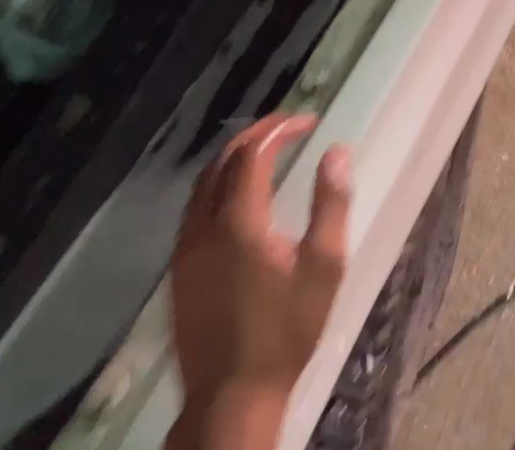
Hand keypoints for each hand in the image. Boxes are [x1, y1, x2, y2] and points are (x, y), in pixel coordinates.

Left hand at [171, 114, 351, 413]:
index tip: (310, 121)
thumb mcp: (324, 267)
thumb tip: (336, 152)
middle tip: (289, 127)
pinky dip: (218, 184)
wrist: (232, 393)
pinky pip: (194, 207)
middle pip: (223, 160)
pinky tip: (239, 196)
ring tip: (266, 151)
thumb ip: (331, 205)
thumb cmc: (287, 330)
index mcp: (239, 221)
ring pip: (203, 183)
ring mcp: (185, 247)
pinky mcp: (178, 267)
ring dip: (234, 158)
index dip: (281, 129)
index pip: (254, 152)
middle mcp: (203, 225)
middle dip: (257, 135)